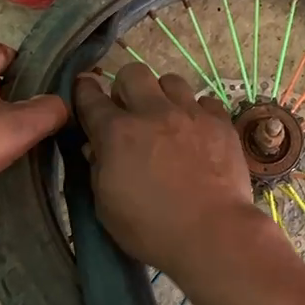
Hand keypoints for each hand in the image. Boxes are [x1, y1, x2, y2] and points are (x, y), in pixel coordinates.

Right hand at [72, 66, 265, 279]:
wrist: (212, 232)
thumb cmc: (152, 228)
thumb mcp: (107, 207)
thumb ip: (98, 169)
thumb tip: (96, 147)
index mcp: (118, 133)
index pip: (91, 98)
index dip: (84, 91)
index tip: (84, 90)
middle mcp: (153, 113)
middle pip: (133, 73)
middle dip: (126, 86)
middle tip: (129, 110)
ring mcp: (190, 113)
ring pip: (171, 80)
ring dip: (163, 95)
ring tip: (166, 118)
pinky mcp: (220, 121)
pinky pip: (205, 101)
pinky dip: (197, 112)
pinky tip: (197, 132)